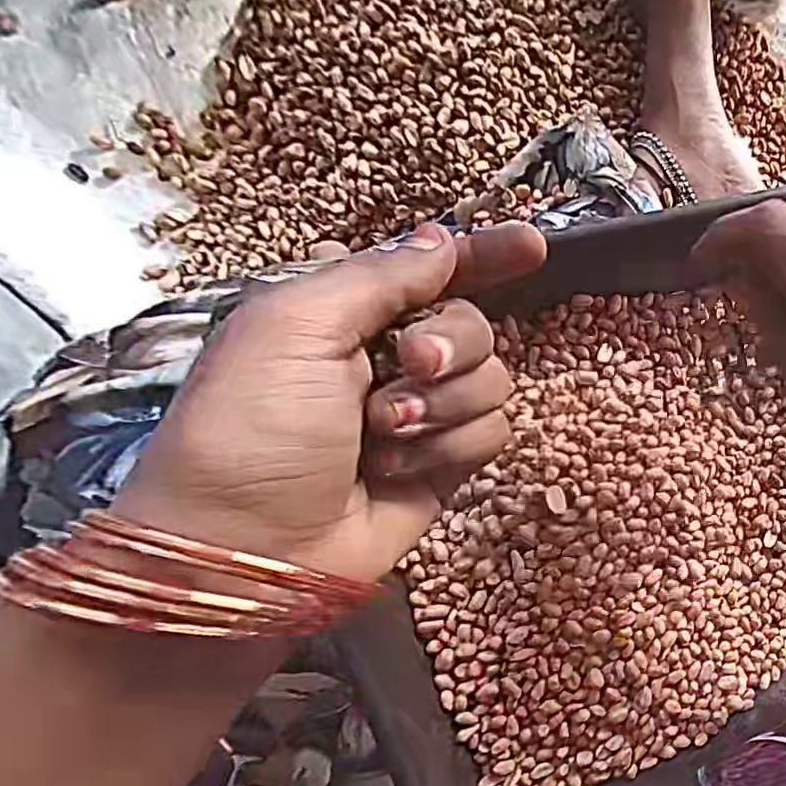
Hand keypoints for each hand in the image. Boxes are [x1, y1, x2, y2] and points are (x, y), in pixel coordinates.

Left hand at [113, 223, 545, 581]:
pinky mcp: (449, 461)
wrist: (254, 544)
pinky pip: (492, 432)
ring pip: (493, 383)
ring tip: (382, 434)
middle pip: (476, 327)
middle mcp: (395, 359)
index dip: (485, 257)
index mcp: (351, 314)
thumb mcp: (294, 327)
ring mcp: (428, 413)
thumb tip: (442, 241)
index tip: (533, 247)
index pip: (435, 273)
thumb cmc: (252, 427)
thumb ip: (377, 278)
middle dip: (452, 345)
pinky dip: (449, 448)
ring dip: (442, 406)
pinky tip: (395, 470)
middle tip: (413, 364)